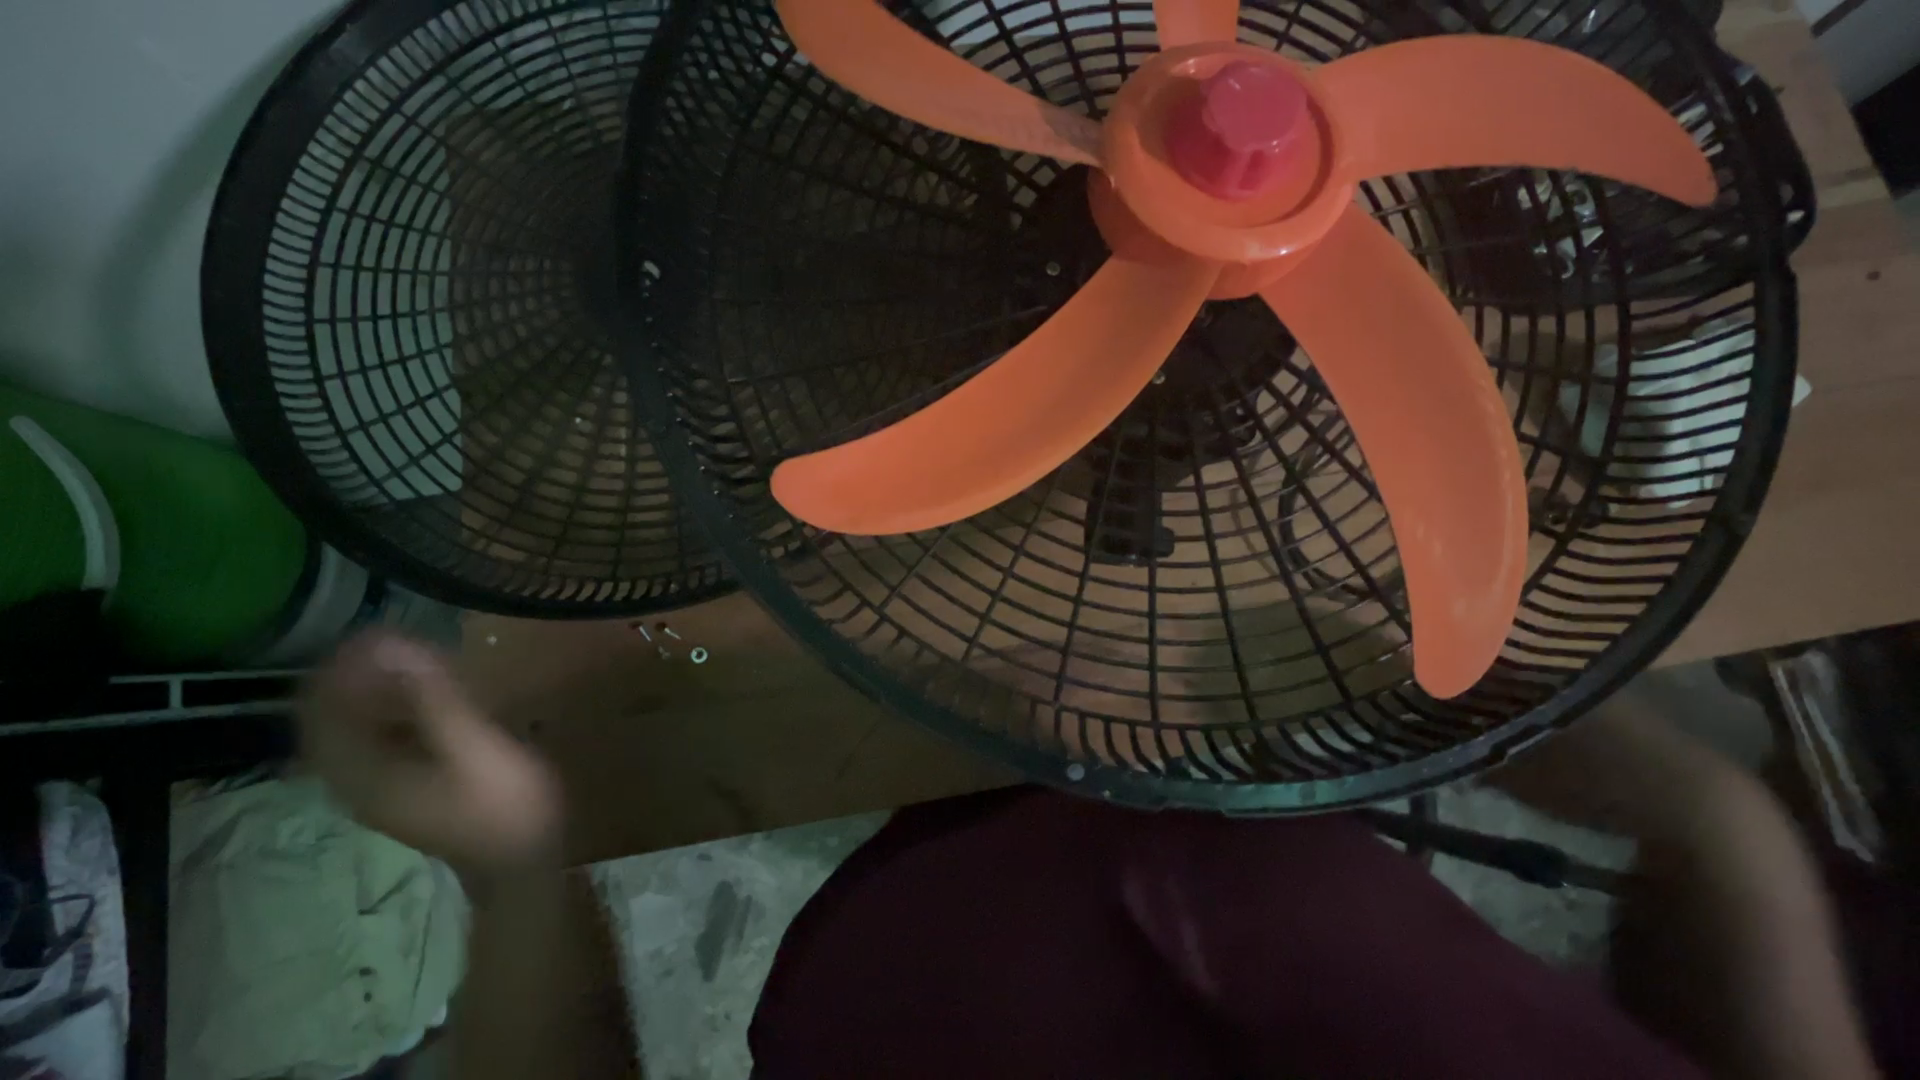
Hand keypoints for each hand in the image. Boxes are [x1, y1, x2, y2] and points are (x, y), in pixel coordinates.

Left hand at [299, 631, 561, 873]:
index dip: (344, 666)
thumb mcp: (474, 748)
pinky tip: (428, 692)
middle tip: (402, 638)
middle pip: (334, 714)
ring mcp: (377, 785)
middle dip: (362, 672)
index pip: (322, 709)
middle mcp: (356, 779)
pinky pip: (379, 737)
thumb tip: (400, 648)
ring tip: (417, 655)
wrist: (520, 862)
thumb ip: (435, 699)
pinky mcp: (401, 786)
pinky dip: (394, 708)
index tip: (381, 631)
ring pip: (356, 724)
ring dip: (379, 688)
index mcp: (362, 773)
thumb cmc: (501, 807)